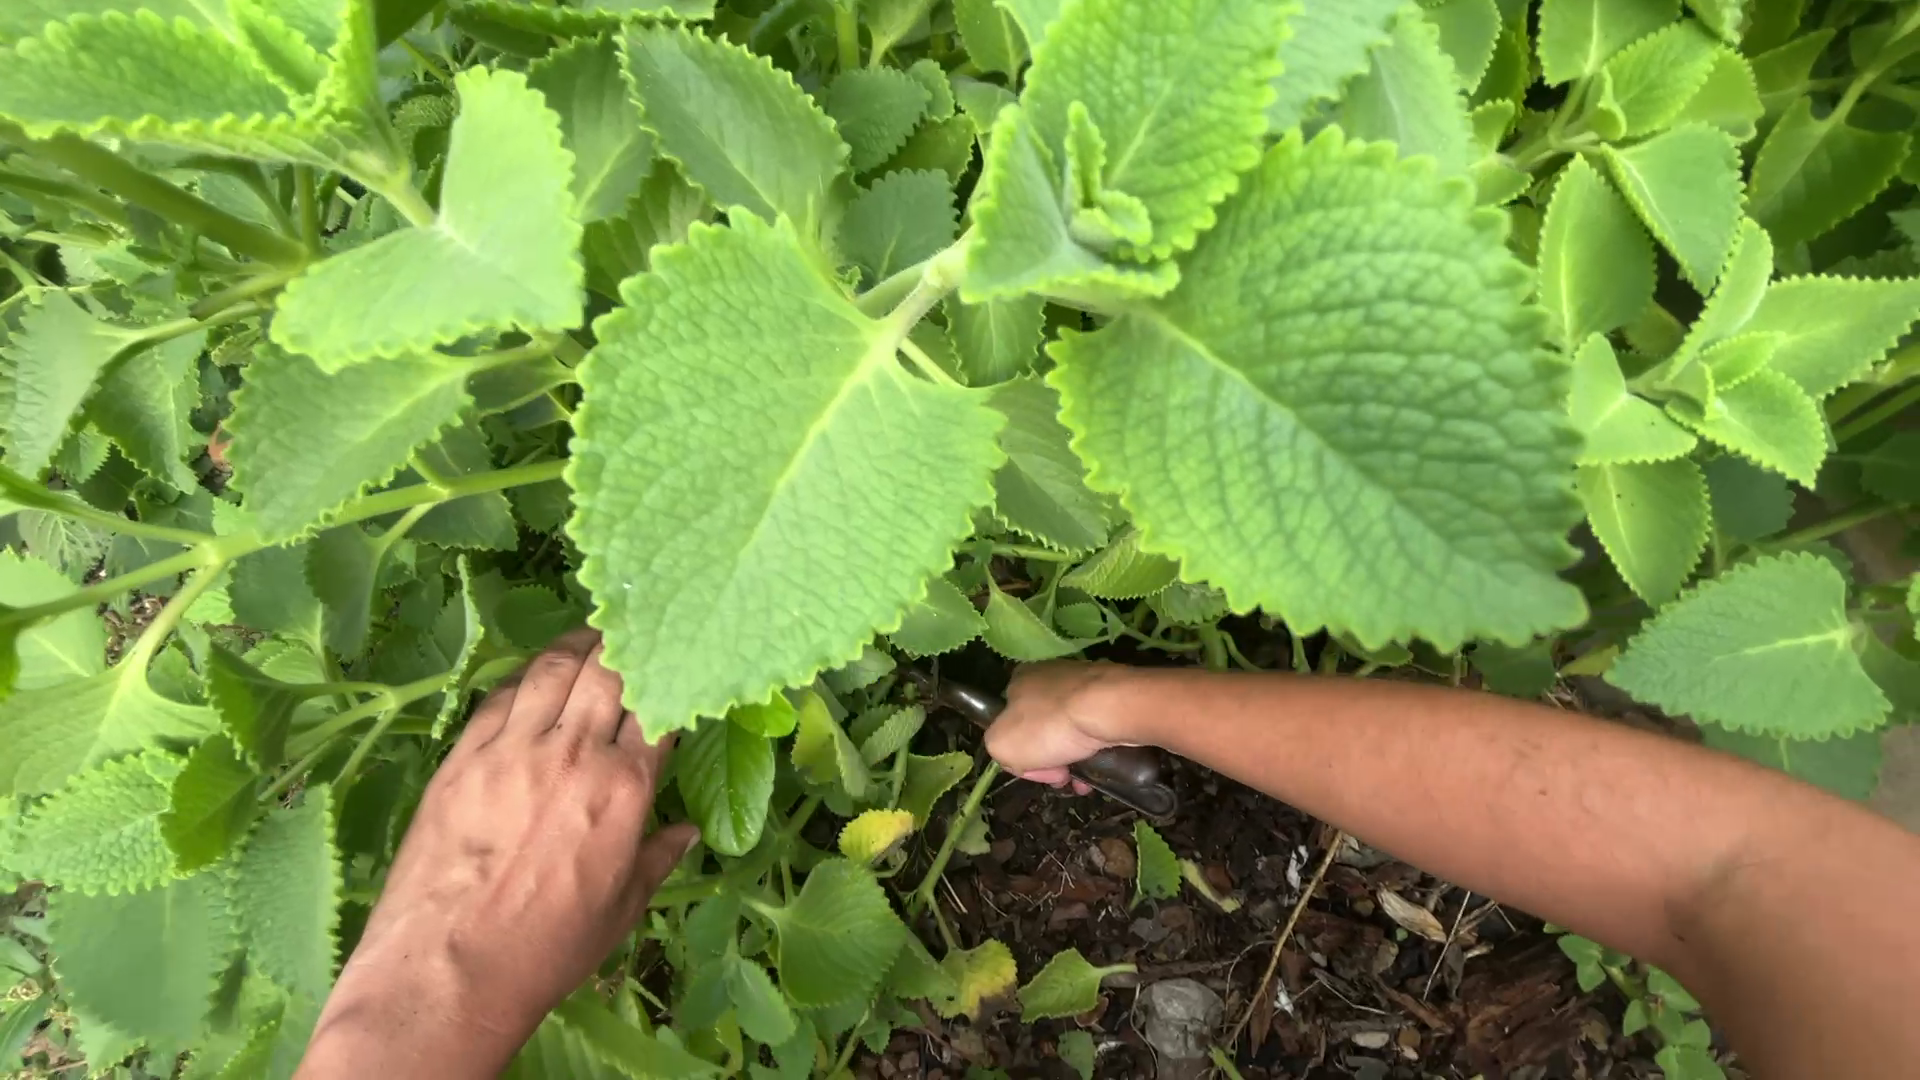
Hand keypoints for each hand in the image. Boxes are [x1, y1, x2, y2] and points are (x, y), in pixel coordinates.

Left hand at [299, 630, 698, 1077]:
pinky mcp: (464, 758)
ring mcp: (515, 750)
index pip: (660, 708)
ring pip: (555, 669)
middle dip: (627, 646)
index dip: (671, 680)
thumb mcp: (623, 906)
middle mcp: (577, 754)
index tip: (676, 671)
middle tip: (634, 635)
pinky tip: (536, 672)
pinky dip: (526, 675)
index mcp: (626, 788)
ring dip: (578, 645)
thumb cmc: (548, 947)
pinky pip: (501, 696)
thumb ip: (660, 856)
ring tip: (590, 637)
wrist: (443, 977)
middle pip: (610, 672)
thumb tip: (689, 831)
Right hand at [983, 661, 1142, 787]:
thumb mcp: (1000, 745)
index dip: (1020, 752)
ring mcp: (1081, 682)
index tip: (1037, 768)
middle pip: (1041, 729)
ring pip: (1070, 731)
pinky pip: (1095, 727)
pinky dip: (1095, 749)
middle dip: (1050, 759)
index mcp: (1018, 679)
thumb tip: (1024, 758)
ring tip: (1085, 779)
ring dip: (1074, 759)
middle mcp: (1047, 675)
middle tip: (1063, 777)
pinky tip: (1102, 765)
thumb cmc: (1049, 726)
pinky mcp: (1109, 693)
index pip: (1010, 722)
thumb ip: (999, 750)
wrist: (1109, 710)